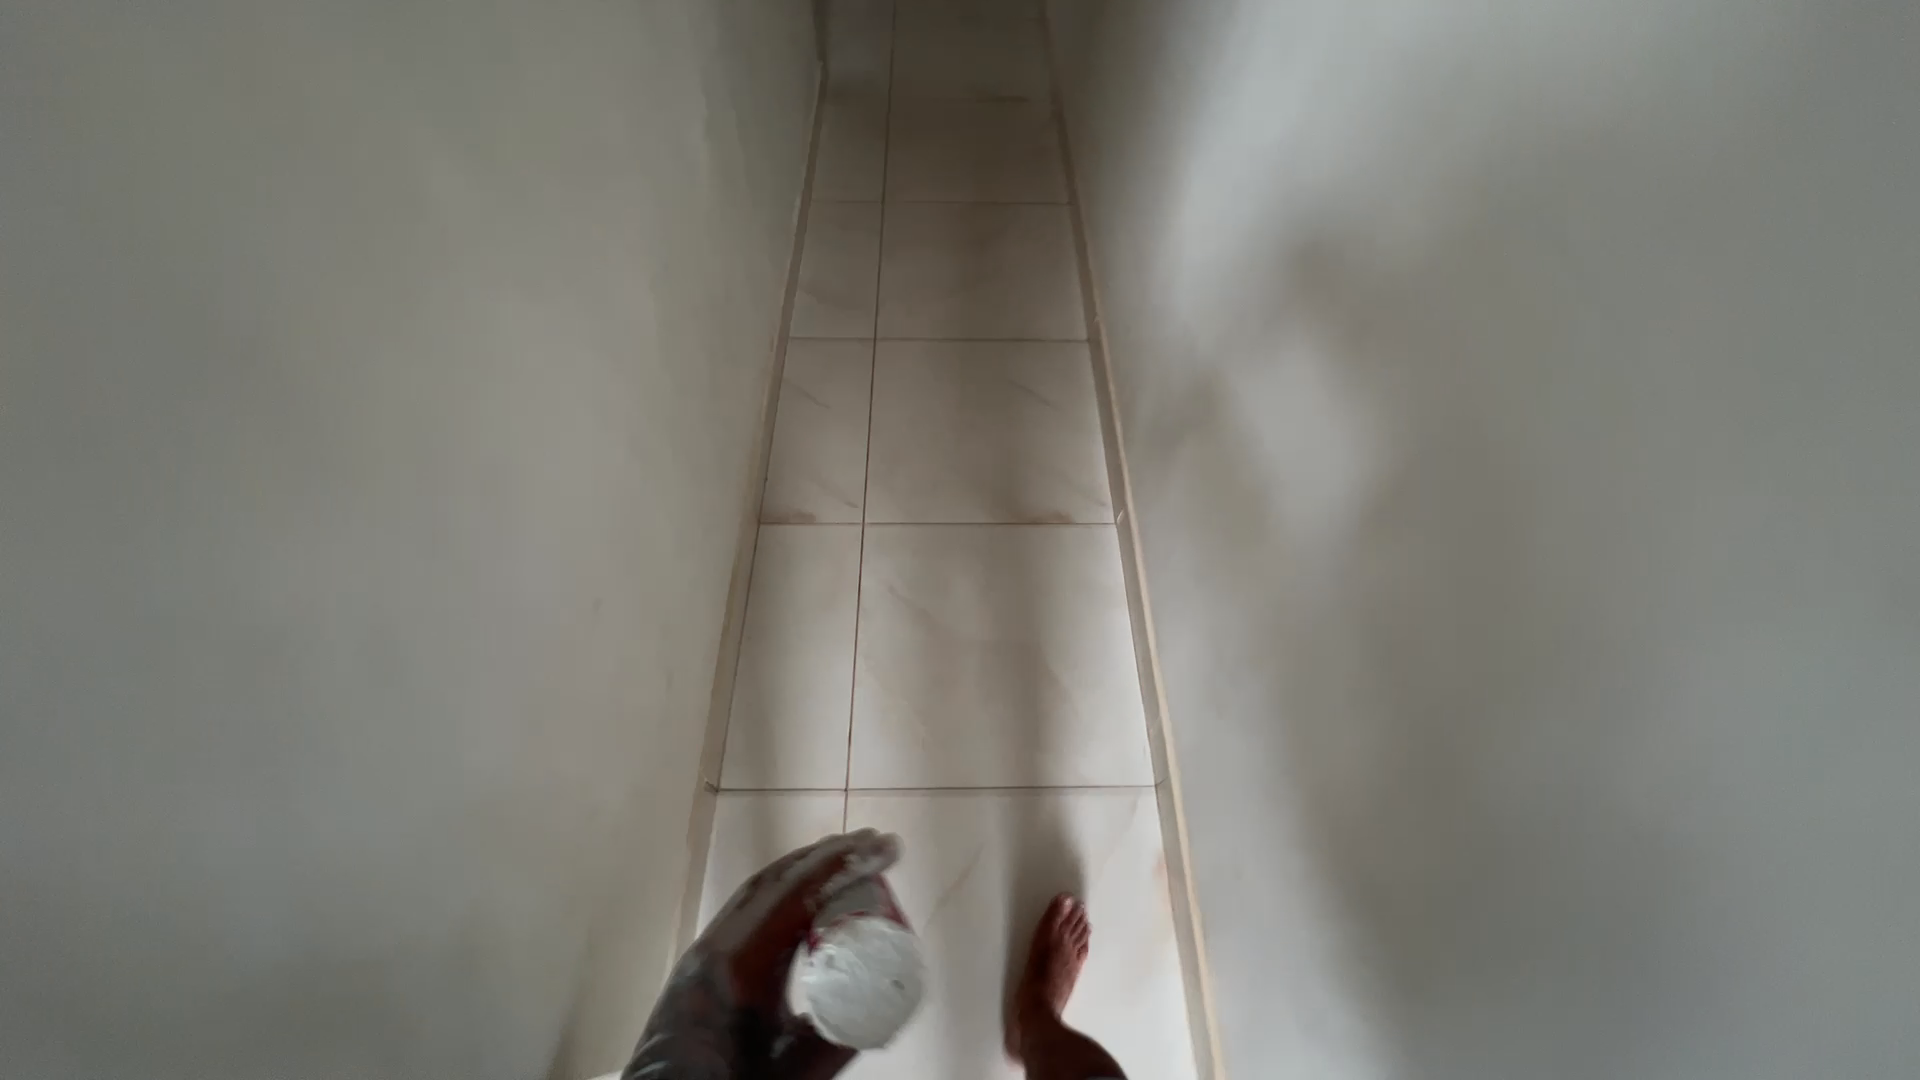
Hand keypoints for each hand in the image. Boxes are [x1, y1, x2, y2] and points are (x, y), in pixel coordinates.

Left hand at [622, 829, 901, 1079]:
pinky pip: (749, 905)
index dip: (844, 864)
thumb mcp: (796, 1071)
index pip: (798, 894)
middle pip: (780, 880)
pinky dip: (785, 885)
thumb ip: (843, 1033)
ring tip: (848, 853)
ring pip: (762, 887)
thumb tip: (892, 1000)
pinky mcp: (702, 959)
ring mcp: (704, 948)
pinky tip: (806, 886)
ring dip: (807, 866)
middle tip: (875, 842)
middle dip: (830, 855)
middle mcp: (716, 944)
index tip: (883, 848)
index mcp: (739, 966)